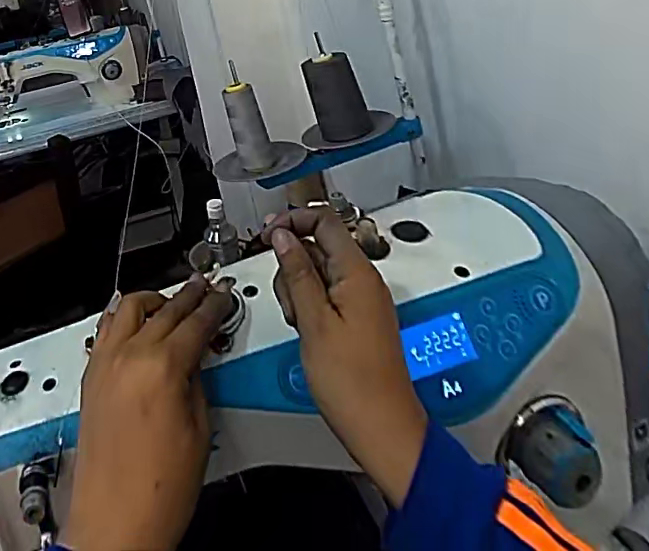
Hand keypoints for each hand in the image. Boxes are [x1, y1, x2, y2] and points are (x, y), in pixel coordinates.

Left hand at [63, 276, 232, 550]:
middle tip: (205, 289)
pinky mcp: (90, 379)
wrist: (113, 529)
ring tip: (170, 301)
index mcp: (163, 367)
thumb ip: (198, 381)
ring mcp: (104, 365)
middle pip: (166, 308)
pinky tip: (135, 320)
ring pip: (129, 307)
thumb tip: (196, 358)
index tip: (222, 296)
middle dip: (190, 295)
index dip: (215, 305)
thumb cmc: (155, 493)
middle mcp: (129, 358)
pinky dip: (124, 316)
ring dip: (155, 299)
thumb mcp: (200, 430)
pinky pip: (106, 329)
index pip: (196, 320)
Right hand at [264, 207, 427, 506]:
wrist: (380, 426)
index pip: (324, 221)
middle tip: (289, 299)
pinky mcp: (358, 316)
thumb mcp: (313, 321)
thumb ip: (297, 272)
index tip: (268, 234)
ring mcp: (362, 297)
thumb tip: (284, 236)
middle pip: (319, 245)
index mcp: (357, 271)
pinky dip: (310, 305)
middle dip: (293, 265)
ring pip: (320, 270)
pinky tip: (306, 329)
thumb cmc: (352, 382)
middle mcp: (363, 279)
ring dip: (299, 288)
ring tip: (299, 321)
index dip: (293, 221)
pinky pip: (327, 293)